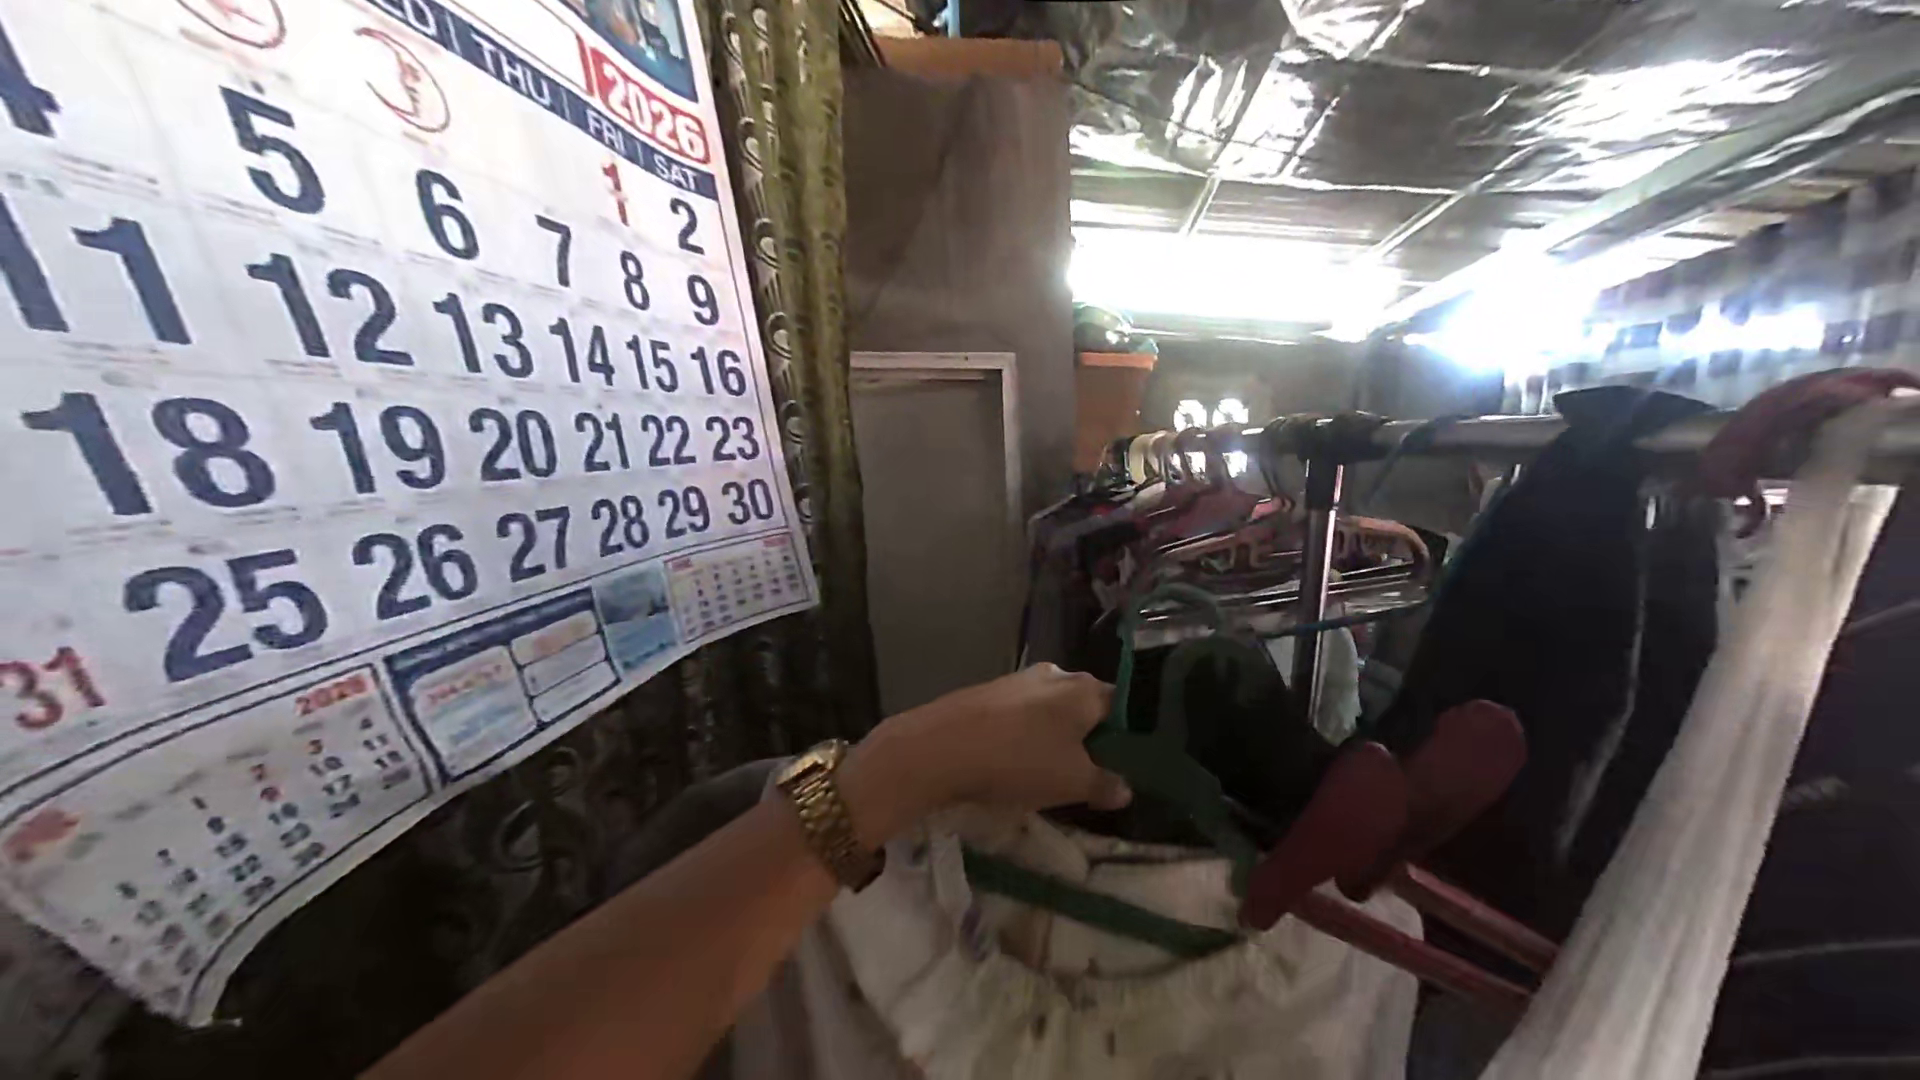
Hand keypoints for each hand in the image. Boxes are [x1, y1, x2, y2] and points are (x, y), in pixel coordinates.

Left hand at [839, 665, 1132, 845]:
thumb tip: (1126, 789)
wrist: (941, 746)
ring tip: (1051, 770)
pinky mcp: (989, 691)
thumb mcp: (1072, 783)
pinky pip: (1021, 713)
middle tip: (1090, 772)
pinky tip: (1016, 759)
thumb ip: (1105, 784)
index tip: (1126, 762)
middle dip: (1089, 735)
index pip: (1120, 704)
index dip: (1127, 734)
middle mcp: (1054, 675)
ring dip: (1055, 735)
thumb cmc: (1020, 760)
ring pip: (1051, 708)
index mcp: (1084, 689)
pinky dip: (1026, 733)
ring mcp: (1017, 679)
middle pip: (1084, 705)